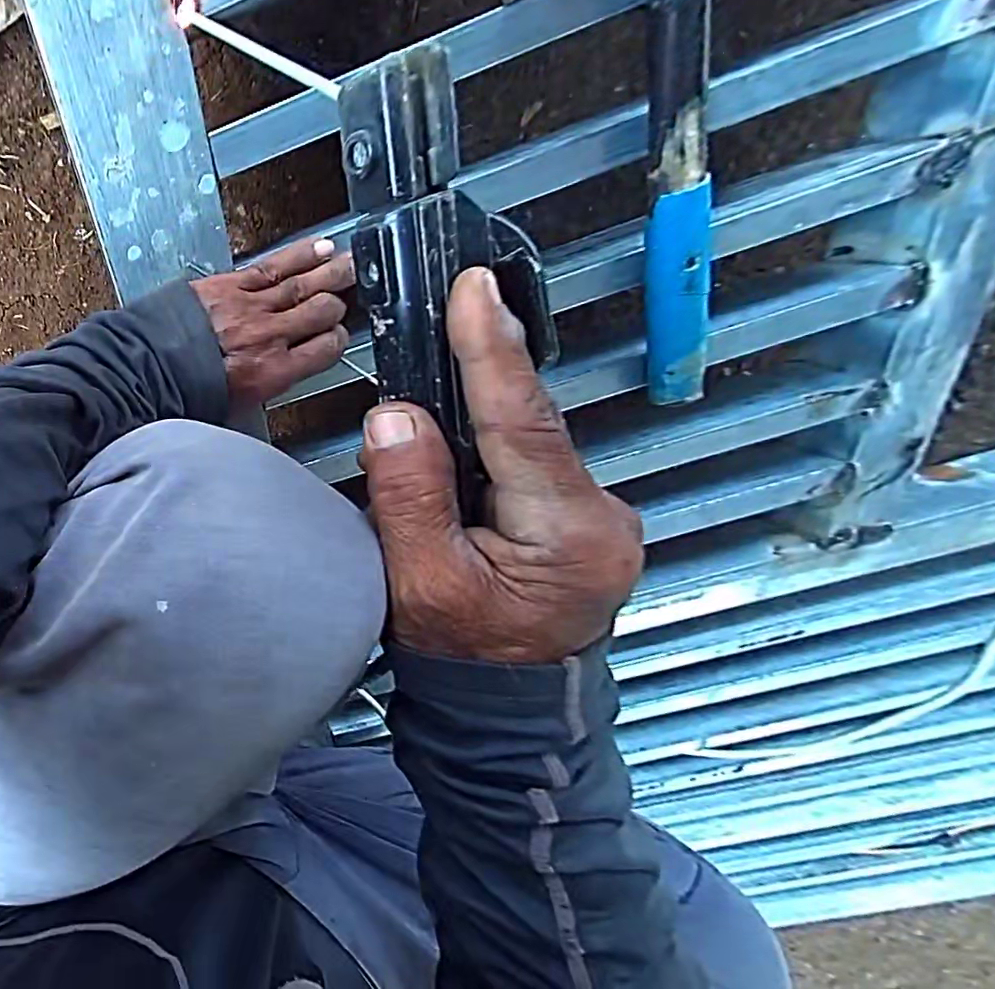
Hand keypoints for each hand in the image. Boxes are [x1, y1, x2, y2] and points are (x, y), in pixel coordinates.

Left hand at [190, 238, 353, 408]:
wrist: (146, 368)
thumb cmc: (182, 391)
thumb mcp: (233, 406)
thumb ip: (264, 388)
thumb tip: (276, 379)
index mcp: (273, 371)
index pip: (325, 350)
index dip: (336, 340)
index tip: (338, 334)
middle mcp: (269, 336)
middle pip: (320, 312)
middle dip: (336, 304)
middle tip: (349, 293)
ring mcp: (251, 307)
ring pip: (303, 285)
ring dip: (331, 273)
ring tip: (350, 264)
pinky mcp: (231, 284)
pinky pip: (274, 266)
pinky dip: (300, 255)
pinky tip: (319, 248)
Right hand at [358, 266, 642, 664]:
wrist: (499, 705)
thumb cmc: (459, 652)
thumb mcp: (419, 582)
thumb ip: (408, 497)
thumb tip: (395, 417)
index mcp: (570, 534)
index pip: (523, 424)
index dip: (492, 351)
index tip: (474, 289)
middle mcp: (600, 514)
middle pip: (524, 424)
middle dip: (476, 377)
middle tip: (442, 320)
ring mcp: (594, 513)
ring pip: (521, 438)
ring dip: (471, 414)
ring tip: (427, 404)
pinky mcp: (575, 515)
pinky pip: (521, 458)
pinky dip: (480, 442)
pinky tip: (447, 447)